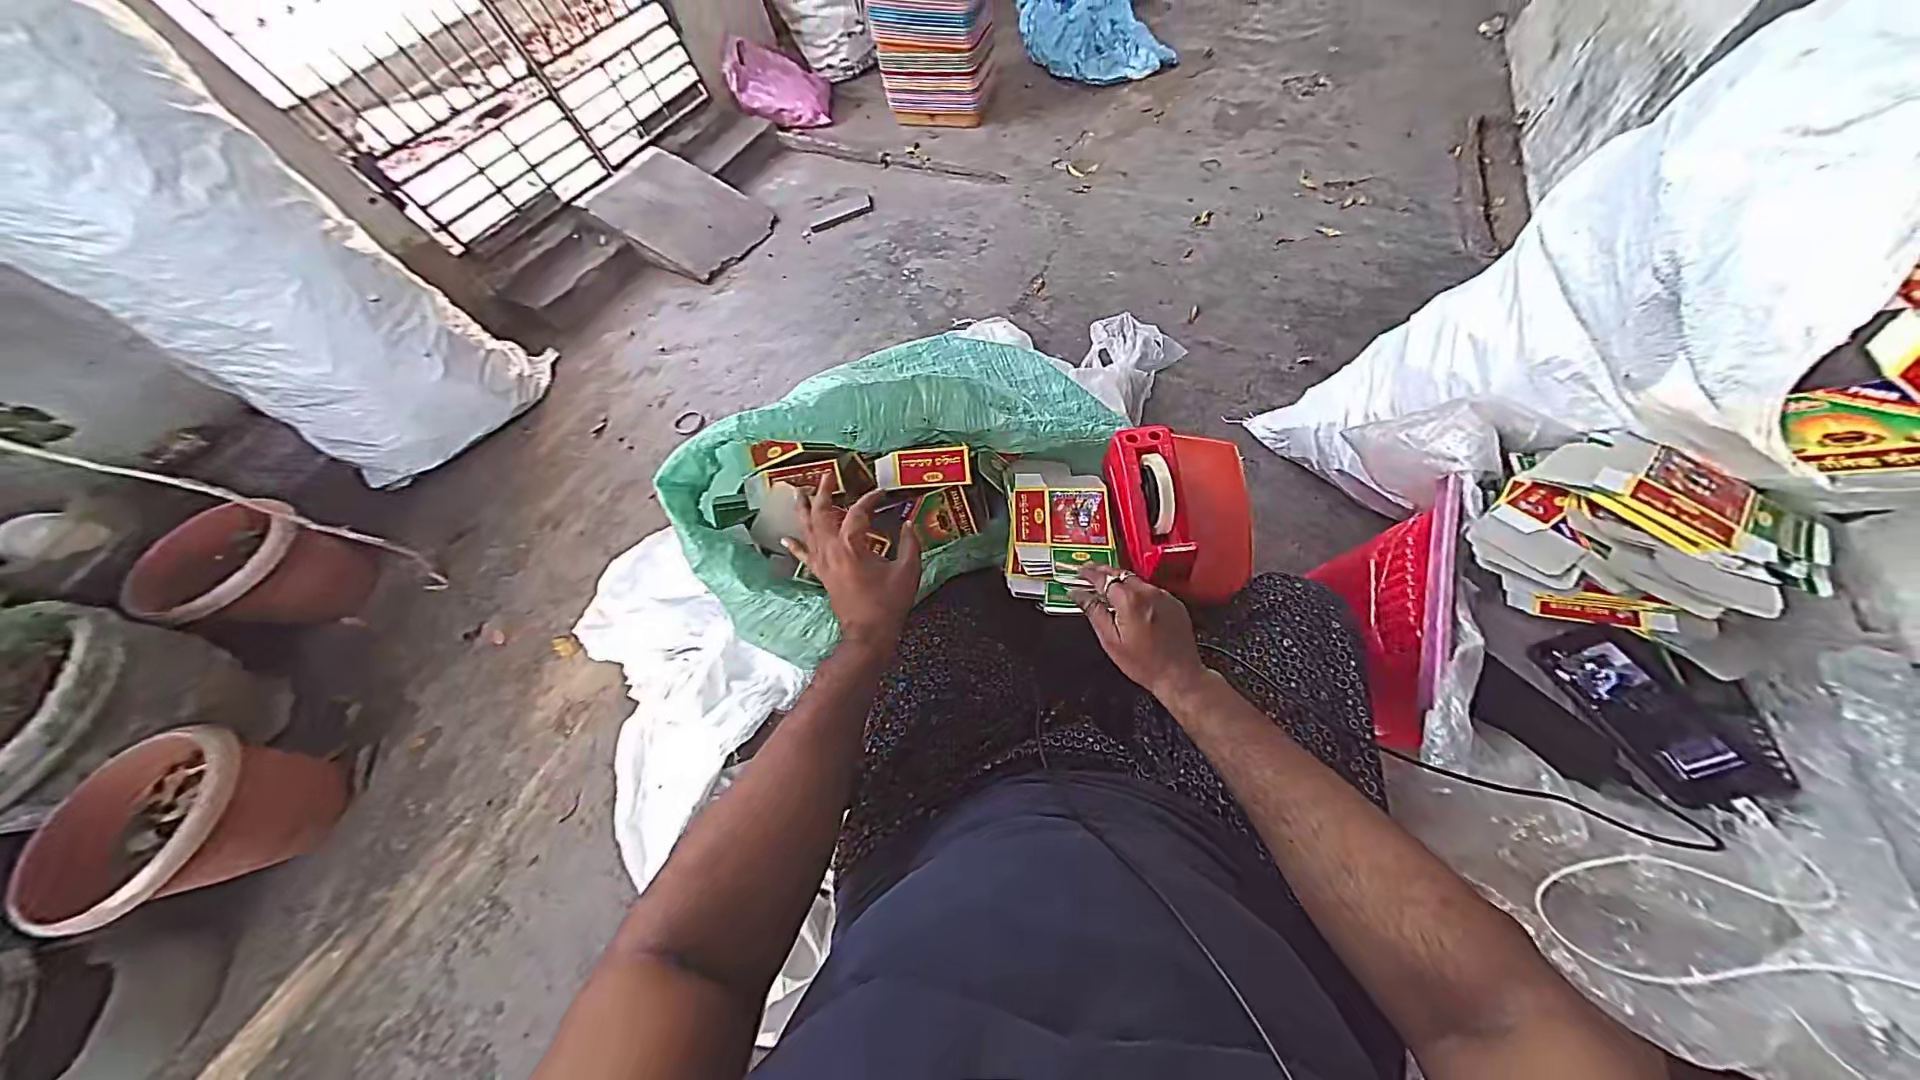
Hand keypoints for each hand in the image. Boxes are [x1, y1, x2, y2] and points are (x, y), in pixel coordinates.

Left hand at [783, 485, 922, 648]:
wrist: (869, 633)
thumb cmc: (888, 603)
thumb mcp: (907, 571)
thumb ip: (910, 543)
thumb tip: (909, 523)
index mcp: (851, 546)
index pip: (858, 512)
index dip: (870, 499)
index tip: (881, 493)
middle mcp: (831, 550)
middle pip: (823, 513)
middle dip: (824, 492)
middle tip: (827, 476)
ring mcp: (823, 562)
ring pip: (808, 529)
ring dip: (805, 509)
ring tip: (799, 492)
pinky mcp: (821, 574)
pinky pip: (804, 555)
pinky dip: (795, 545)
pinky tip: (786, 537)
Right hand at [1074, 564, 1209, 699]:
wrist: (1179, 675)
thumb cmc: (1145, 664)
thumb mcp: (1110, 640)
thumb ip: (1094, 612)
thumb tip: (1079, 595)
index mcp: (1130, 600)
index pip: (1103, 577)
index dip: (1088, 573)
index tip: (1080, 572)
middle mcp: (1149, 593)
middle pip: (1120, 574)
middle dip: (1103, 573)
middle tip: (1090, 575)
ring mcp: (1164, 596)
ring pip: (1136, 581)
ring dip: (1120, 582)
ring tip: (1108, 590)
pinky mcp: (1174, 603)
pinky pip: (1151, 590)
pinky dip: (1137, 592)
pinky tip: (1131, 603)